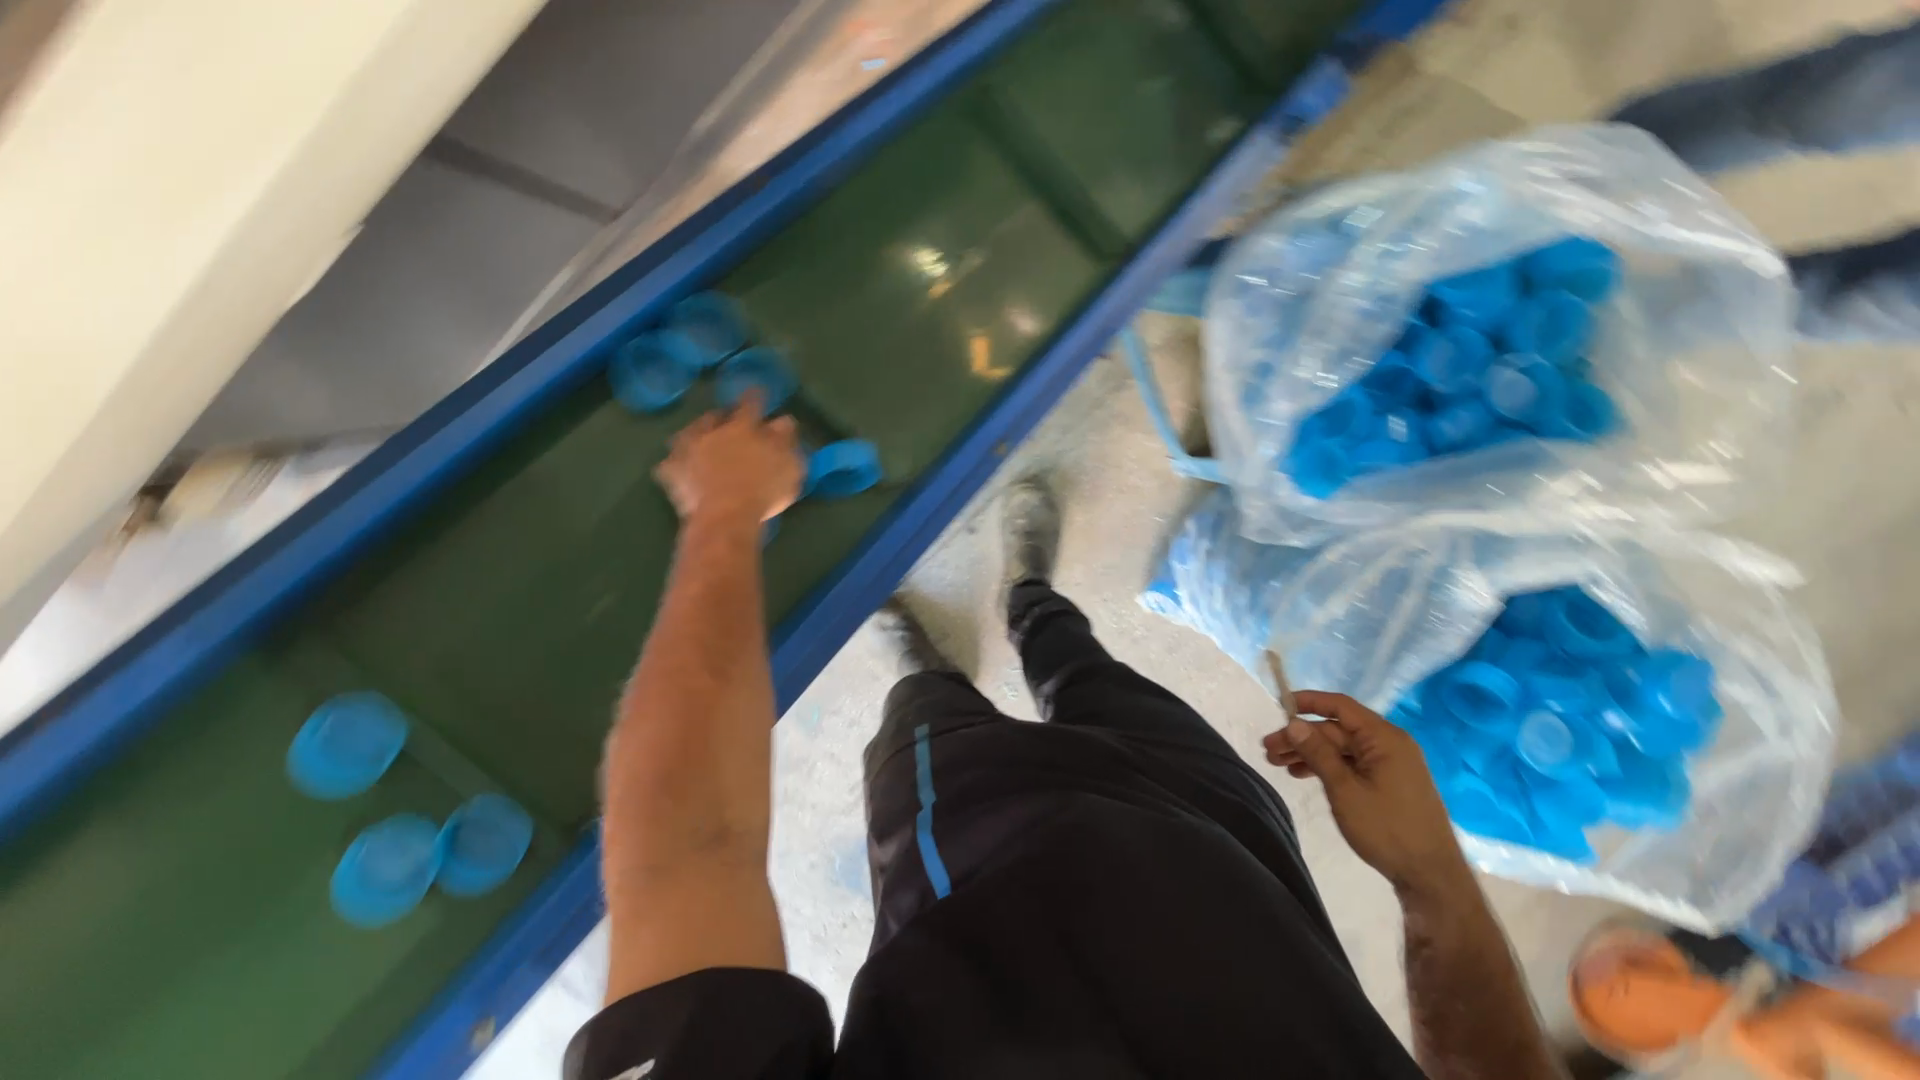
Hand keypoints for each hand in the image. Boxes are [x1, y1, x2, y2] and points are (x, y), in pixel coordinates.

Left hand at [655, 392, 802, 527]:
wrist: (726, 517)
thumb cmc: (763, 489)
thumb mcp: (789, 464)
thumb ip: (786, 439)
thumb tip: (782, 420)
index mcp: (743, 428)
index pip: (750, 404)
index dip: (755, 396)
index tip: (758, 391)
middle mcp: (712, 433)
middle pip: (714, 417)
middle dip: (720, 415)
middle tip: (726, 419)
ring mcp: (689, 452)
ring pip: (688, 434)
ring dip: (694, 434)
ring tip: (699, 440)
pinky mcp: (673, 474)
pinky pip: (670, 465)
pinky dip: (675, 465)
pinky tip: (677, 468)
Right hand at [1262, 690, 1470, 895]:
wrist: (1431, 875)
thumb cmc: (1387, 829)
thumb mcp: (1345, 790)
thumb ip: (1318, 753)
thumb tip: (1293, 723)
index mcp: (1384, 738)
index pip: (1341, 706)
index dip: (1308, 702)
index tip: (1278, 708)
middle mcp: (1390, 744)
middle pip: (1337, 730)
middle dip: (1302, 737)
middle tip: (1269, 751)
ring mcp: (1391, 764)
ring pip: (1342, 749)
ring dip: (1311, 753)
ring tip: (1279, 765)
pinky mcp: (1390, 783)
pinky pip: (1353, 764)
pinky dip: (1328, 767)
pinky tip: (1304, 776)